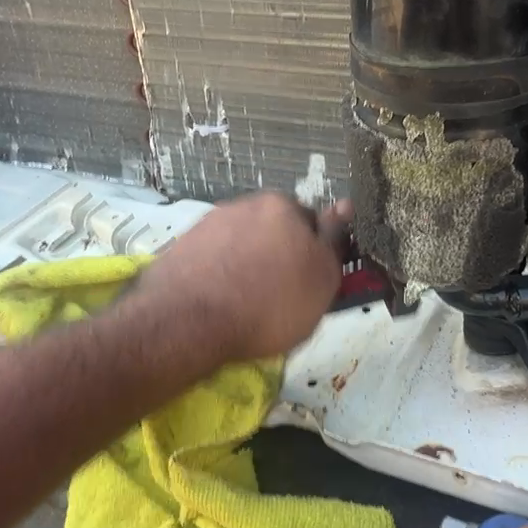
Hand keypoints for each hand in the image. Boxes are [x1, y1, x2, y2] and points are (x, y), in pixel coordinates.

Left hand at [130, 192, 351, 360]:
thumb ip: (334, 241)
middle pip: (273, 230)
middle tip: (279, 295)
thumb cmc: (268, 304)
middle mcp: (244, 204)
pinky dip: (219, 275)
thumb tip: (345, 205)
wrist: (186, 322)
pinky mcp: (182, 246)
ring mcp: (209, 224)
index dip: (313, 255)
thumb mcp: (322, 280)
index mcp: (282, 206)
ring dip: (247, 264)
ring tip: (245, 303)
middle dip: (278, 255)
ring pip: (242, 244)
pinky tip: (219, 302)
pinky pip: (214, 258)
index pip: (311, 224)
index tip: (308, 282)